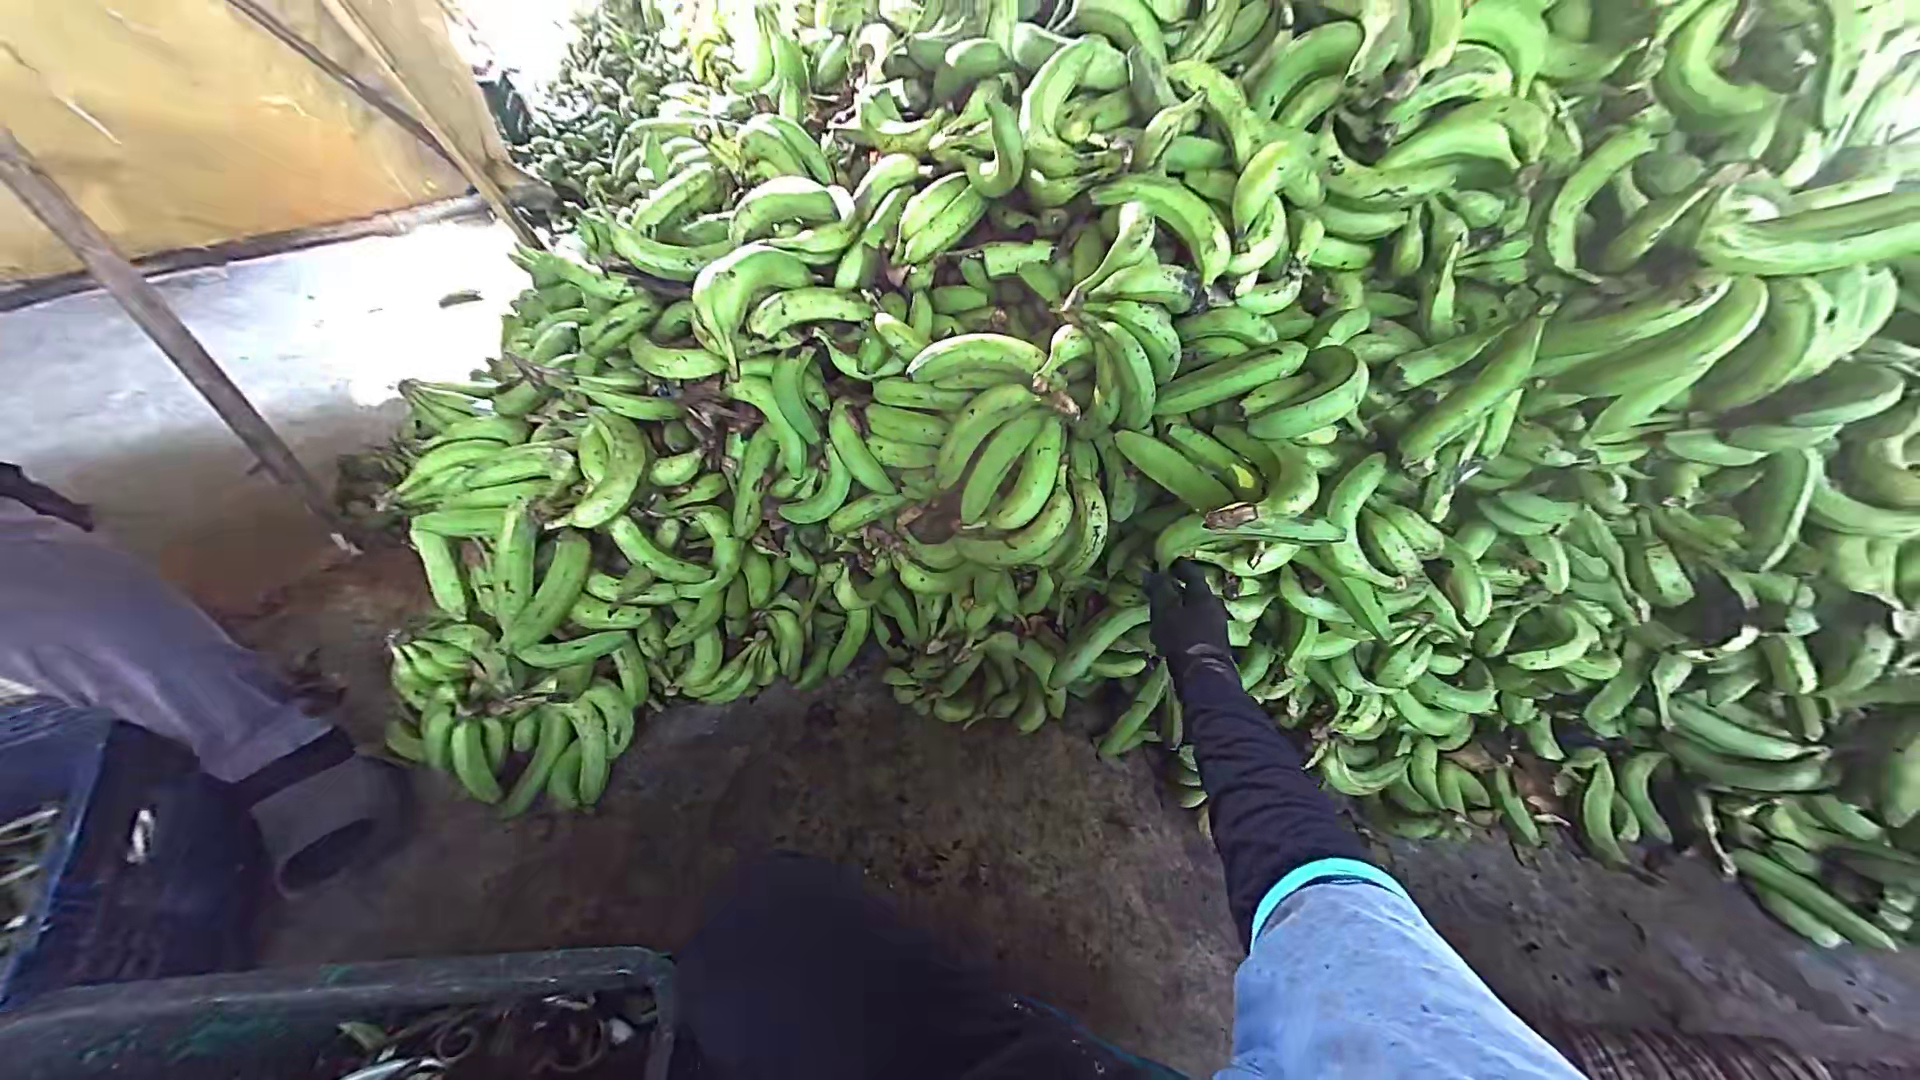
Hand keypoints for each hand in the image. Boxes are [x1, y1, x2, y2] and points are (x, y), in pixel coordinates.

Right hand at [1144, 560, 1232, 683]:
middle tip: (1159, 589)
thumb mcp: (1165, 610)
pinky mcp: (1212, 644)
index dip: (1179, 567)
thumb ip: (1159, 590)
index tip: (1168, 564)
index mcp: (1204, 596)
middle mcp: (1214, 608)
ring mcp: (1215, 627)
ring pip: (1193, 611)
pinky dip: (1180, 626)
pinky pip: (1193, 628)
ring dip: (1177, 610)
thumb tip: (1150, 572)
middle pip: (1194, 594)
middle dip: (1176, 590)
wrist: (1203, 675)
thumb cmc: (1182, 637)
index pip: (1193, 573)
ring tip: (1159, 614)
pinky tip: (1167, 636)